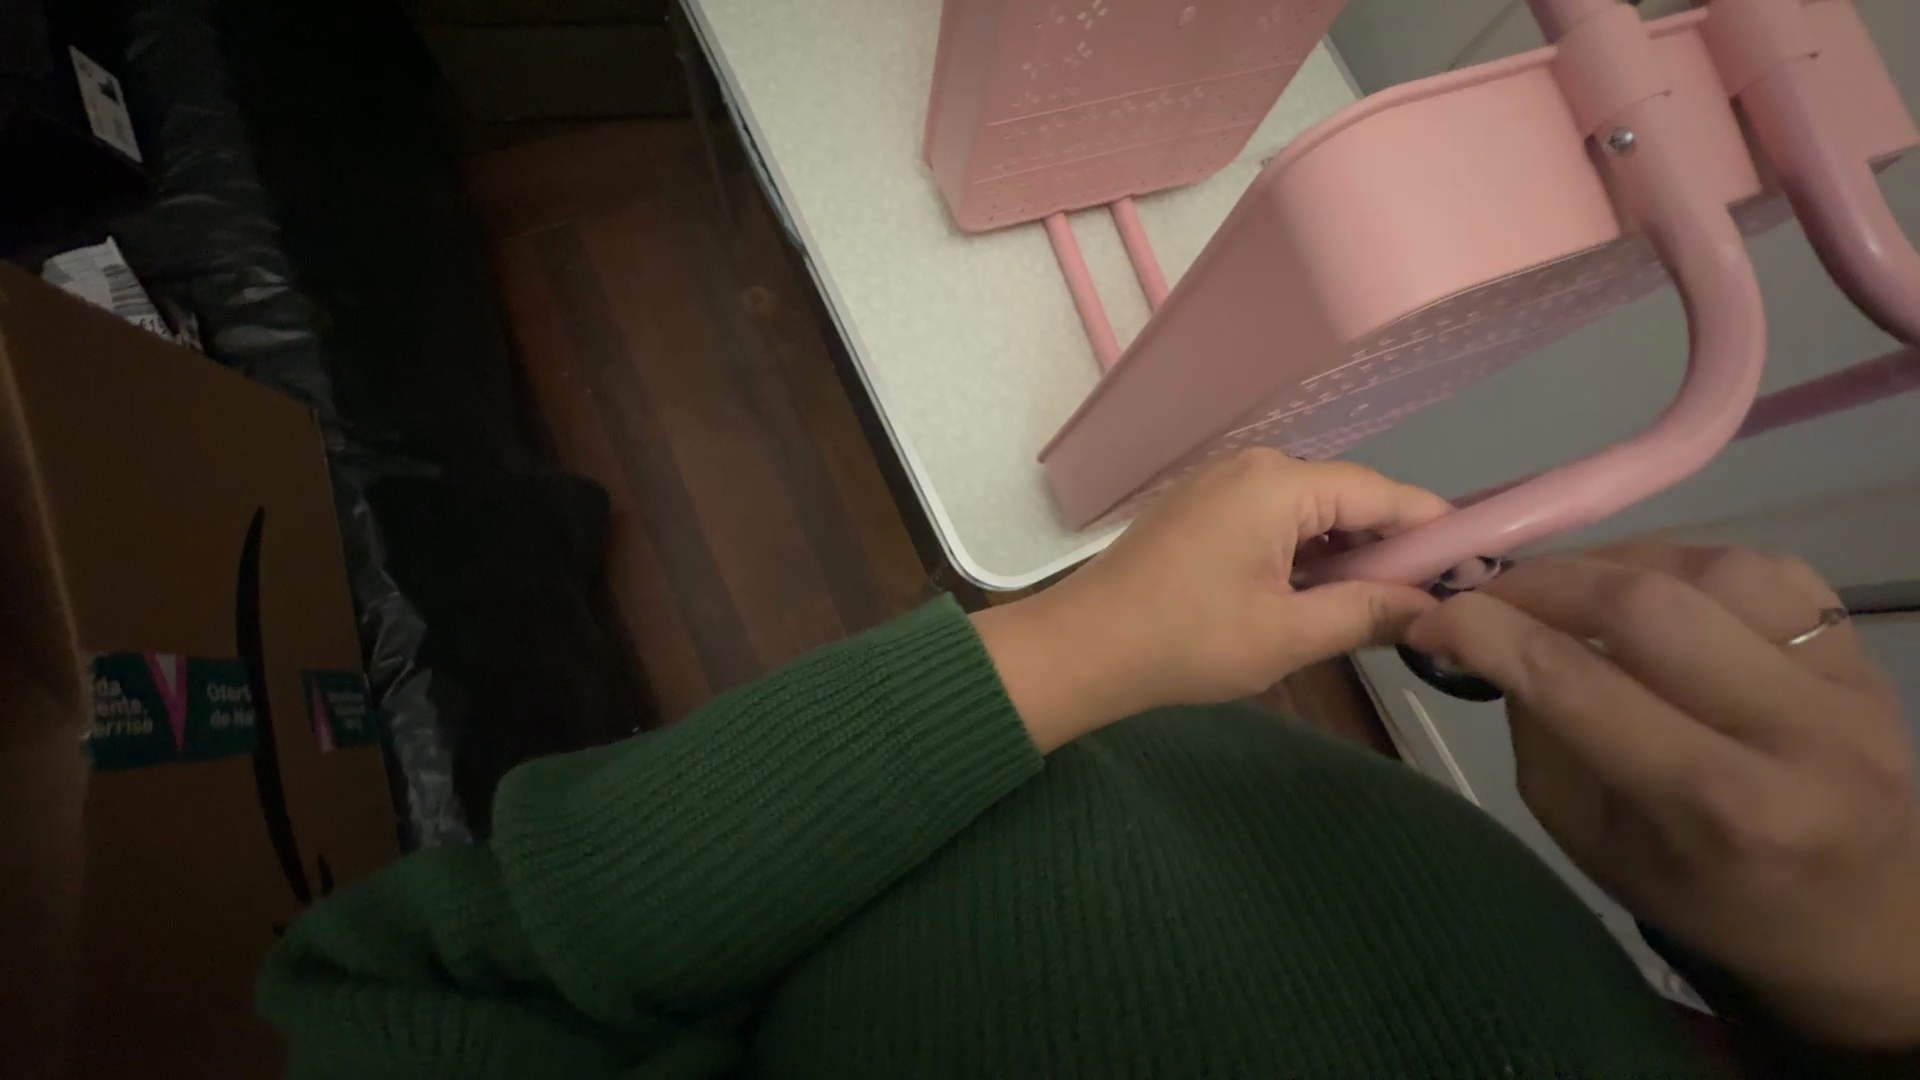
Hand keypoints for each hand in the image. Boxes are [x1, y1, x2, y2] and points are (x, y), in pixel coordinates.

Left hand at [975, 448, 1450, 751]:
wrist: (1082, 646)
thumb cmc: (1184, 641)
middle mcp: (1249, 467)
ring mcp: (1216, 484)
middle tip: (1416, 610)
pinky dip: (1297, 555)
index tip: (1476, 572)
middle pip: (1344, 500)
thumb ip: (1369, 612)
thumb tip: (1435, 610)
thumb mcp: (1288, 634)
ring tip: (1363, 613)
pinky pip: (1268, 521)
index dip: (1435, 531)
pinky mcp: (1196, 509)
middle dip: (1384, 552)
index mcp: (1277, 482)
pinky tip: (1307, 597)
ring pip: (1307, 513)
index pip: (1383, 494)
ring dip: (1338, 559)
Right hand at [1405, 543, 1919, 1047]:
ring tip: (1558, 590)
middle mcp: (1799, 734)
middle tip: (1481, 595)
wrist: (1861, 921)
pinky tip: (1640, 588)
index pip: (1575, 680)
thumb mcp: (1579, 827)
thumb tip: (1486, 633)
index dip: (1482, 631)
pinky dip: (1676, 560)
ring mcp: (1848, 685)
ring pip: (1703, 567)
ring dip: (1603, 564)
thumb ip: (1535, 725)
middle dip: (1534, 584)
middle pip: (1643, 605)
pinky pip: (1761, 567)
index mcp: (1720, 805)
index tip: (1426, 620)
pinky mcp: (1864, 654)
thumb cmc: (1693, 889)